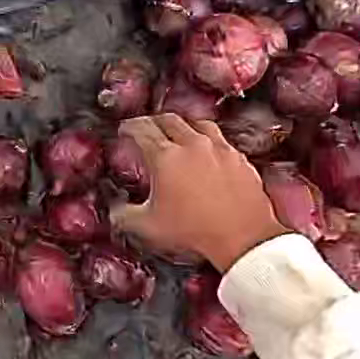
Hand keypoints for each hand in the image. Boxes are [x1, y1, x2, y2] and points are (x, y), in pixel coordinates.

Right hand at [111, 115, 288, 271]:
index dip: (129, 127)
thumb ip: (124, 215)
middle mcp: (192, 145)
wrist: (244, 238)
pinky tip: (206, 151)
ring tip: (177, 132)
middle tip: (146, 128)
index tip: (124, 131)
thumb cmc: (193, 231)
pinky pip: (220, 140)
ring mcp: (219, 148)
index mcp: (165, 157)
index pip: (141, 129)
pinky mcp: (239, 158)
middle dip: (153, 121)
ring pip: (197, 123)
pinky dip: (208, 140)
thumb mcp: (148, 227)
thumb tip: (115, 210)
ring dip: (183, 125)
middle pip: (168, 119)